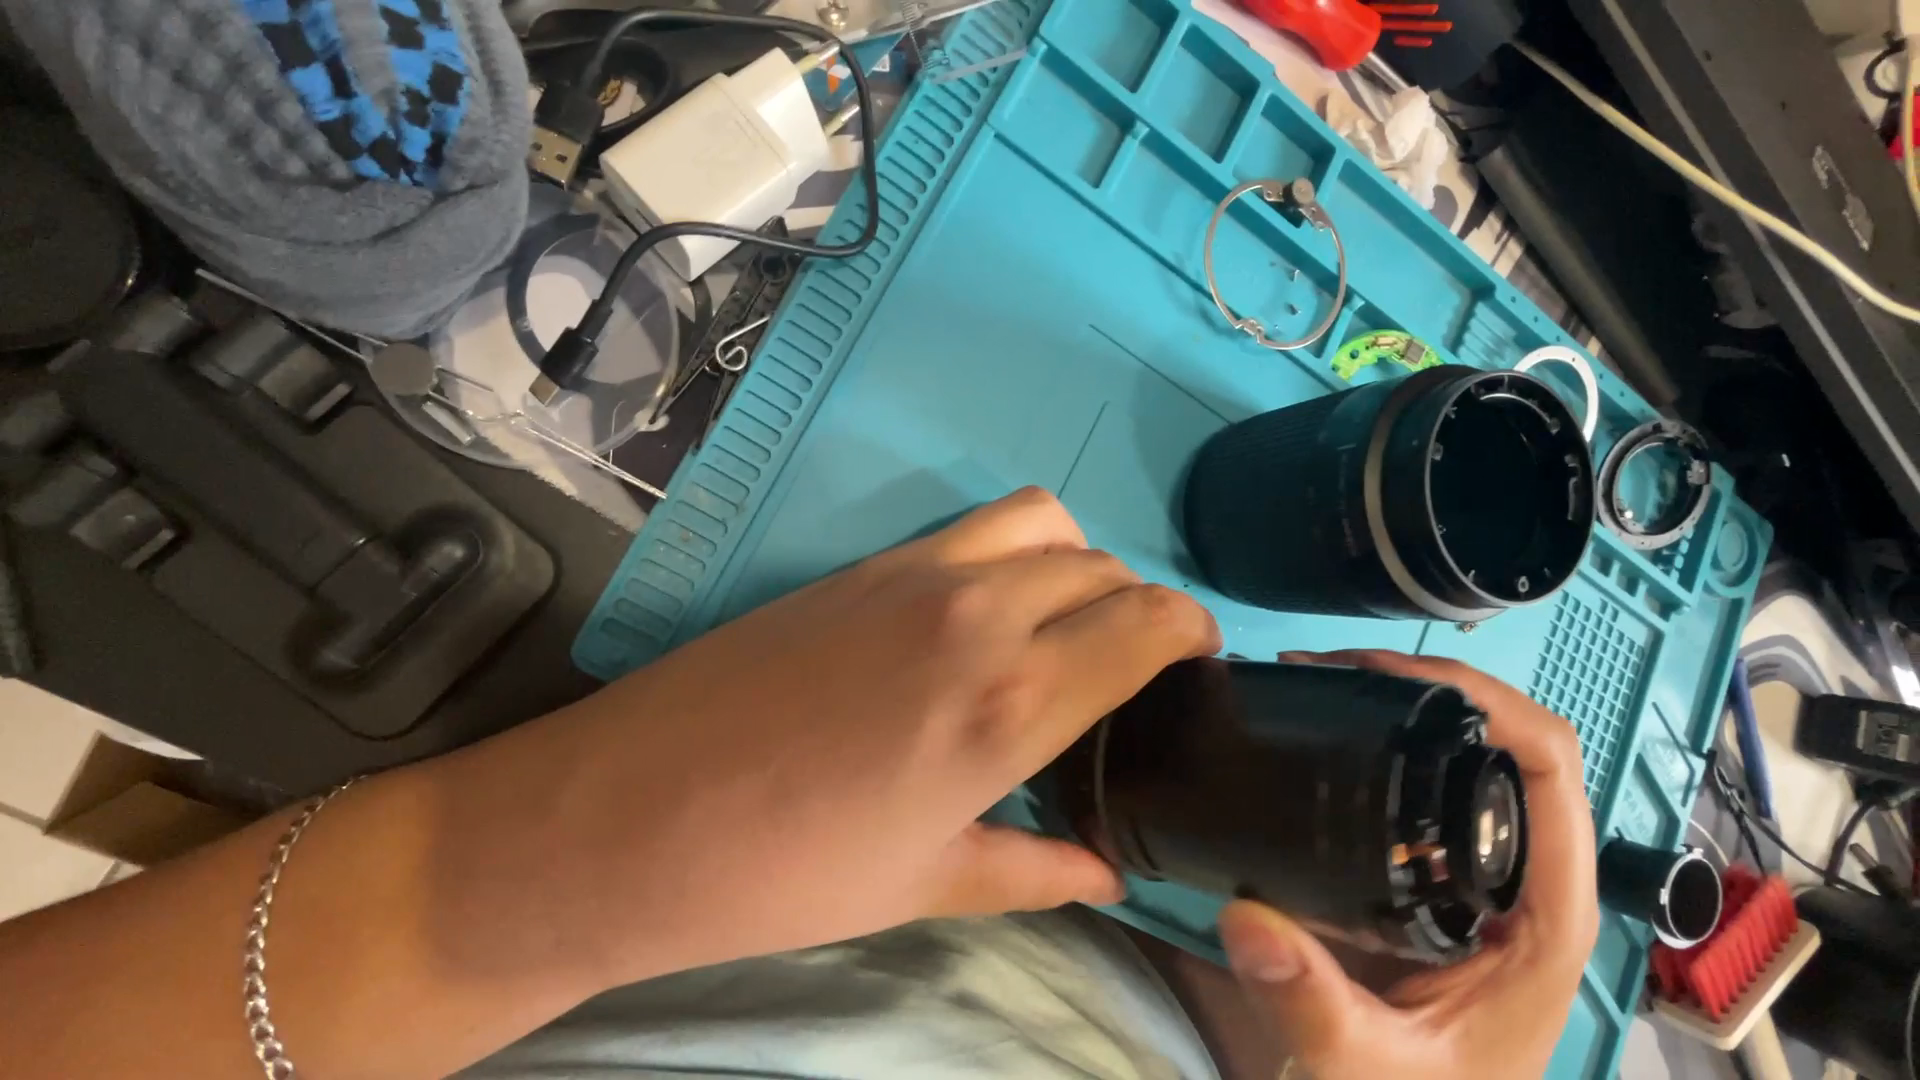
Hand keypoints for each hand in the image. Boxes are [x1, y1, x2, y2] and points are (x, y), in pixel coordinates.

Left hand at [549, 487, 1219, 981]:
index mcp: (1009, 702)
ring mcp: (913, 573)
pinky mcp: (862, 562)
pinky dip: (1009, 549)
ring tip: (1059, 622)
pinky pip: (971, 526)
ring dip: (1074, 561)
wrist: (629, 810)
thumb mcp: (925, 882)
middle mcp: (976, 613)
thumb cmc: (784, 869)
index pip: (1146, 621)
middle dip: (1136, 605)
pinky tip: (981, 610)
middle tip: (1126, 663)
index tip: (1198, 660)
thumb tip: (1109, 874)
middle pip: (1102, 565)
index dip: (1191, 631)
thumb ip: (1033, 868)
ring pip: (1041, 521)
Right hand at [1216, 650, 1597, 1079]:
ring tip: (1307, 685)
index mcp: (1542, 914)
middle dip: (1421, 683)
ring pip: (1463, 758)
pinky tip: (1312, 736)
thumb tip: (1243, 915)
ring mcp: (1478, 873)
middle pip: (1505, 744)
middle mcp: (1521, 877)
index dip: (1487, 700)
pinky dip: (1373, 742)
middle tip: (1319, 670)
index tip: (1383, 674)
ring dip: (1395, 704)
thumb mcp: (1368, 1070)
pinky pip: (1419, 787)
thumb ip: (1313, 1006)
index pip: (1550, 772)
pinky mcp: (1433, 875)